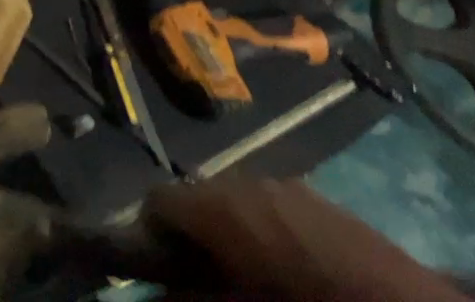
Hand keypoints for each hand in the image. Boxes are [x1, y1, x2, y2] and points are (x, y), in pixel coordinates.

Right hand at [145, 177, 470, 301]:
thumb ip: (189, 300)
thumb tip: (154, 295)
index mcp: (221, 206)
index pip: (158, 201)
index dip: (149, 235)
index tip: (158, 272)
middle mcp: (248, 184)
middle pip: (196, 197)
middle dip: (191, 235)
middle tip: (200, 279)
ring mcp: (290, 189)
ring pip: (236, 201)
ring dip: (228, 232)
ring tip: (246, 276)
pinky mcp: (326, 203)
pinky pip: (273, 208)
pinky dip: (264, 232)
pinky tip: (286, 271)